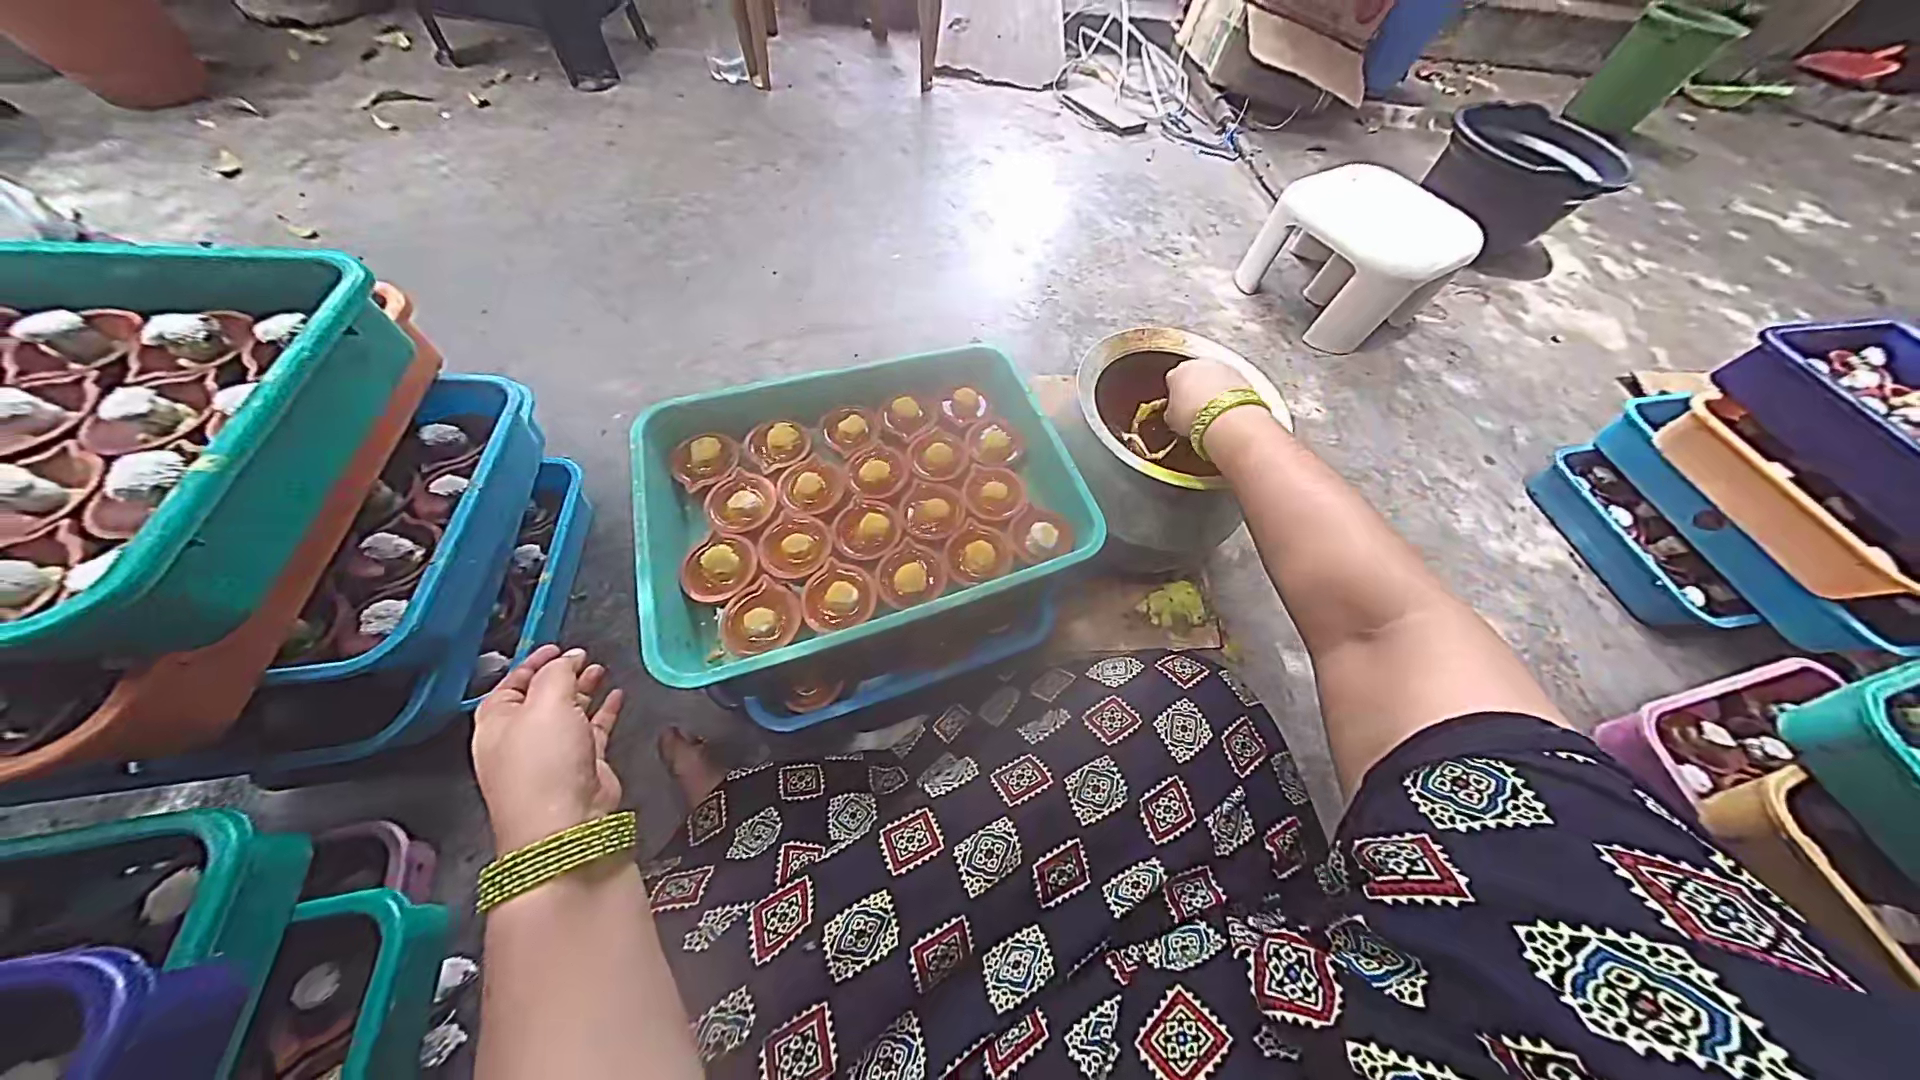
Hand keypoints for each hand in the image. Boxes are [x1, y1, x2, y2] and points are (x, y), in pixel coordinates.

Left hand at [473, 645, 625, 852]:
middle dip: (562, 674)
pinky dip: (605, 710)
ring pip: (570, 711)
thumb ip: (557, 674)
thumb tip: (568, 659)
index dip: (532, 663)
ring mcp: (554, 752)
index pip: (510, 684)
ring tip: (601, 669)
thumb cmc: (543, 762)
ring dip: (585, 689)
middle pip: (541, 697)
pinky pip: (595, 728)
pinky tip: (617, 694)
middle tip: (584, 656)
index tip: (555, 646)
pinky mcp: (584, 762)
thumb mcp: (545, 705)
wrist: (566, 820)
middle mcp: (523, 737)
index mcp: (498, 724)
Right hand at [1164, 358, 1255, 435]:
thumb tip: (1173, 413)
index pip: (1172, 380)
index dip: (1174, 394)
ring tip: (1212, 410)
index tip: (1177, 406)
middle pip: (1193, 374)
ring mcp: (1221, 366)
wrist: (1225, 417)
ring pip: (1213, 376)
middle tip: (1195, 408)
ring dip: (1212, 389)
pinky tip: (1226, 408)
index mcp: (1177, 372)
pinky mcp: (1240, 373)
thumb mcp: (1171, 419)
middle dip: (1194, 388)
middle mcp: (1198, 363)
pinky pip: (1229, 382)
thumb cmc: (1194, 416)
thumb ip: (1170, 411)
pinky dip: (1227, 392)